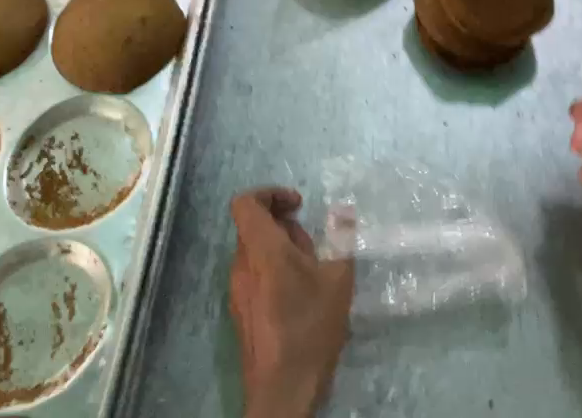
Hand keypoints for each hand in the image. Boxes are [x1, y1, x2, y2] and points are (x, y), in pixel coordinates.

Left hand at [229, 187, 353, 417]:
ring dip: (280, 249)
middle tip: (312, 244)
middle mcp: (242, 266)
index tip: (298, 204)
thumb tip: (343, 211)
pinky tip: (300, 295)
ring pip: (254, 252)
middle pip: (253, 227)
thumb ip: (341, 238)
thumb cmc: (311, 326)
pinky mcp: (240, 311)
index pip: (245, 203)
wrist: (283, 388)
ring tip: (311, 271)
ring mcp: (237, 291)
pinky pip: (253, 274)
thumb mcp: (339, 278)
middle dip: (284, 225)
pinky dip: (274, 270)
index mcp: (262, 251)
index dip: (269, 193)